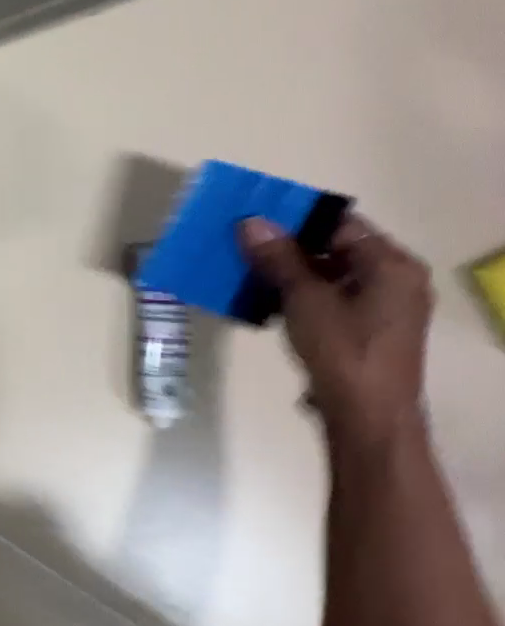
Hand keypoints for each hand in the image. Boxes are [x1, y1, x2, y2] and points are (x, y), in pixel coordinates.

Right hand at [242, 214, 433, 451]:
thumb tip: (251, 221)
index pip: (339, 223)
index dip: (294, 216)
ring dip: (279, 269)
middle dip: (281, 244)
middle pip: (330, 247)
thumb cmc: (343, 348)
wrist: (365, 412)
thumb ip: (278, 258)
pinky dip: (289, 291)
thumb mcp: (304, 298)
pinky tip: (254, 295)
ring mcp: (376, 304)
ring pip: (321, 272)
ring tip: (235, 265)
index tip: (250, 212)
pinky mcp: (359, 325)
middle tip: (234, 239)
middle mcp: (390, 279)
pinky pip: (320, 295)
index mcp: (390, 265)